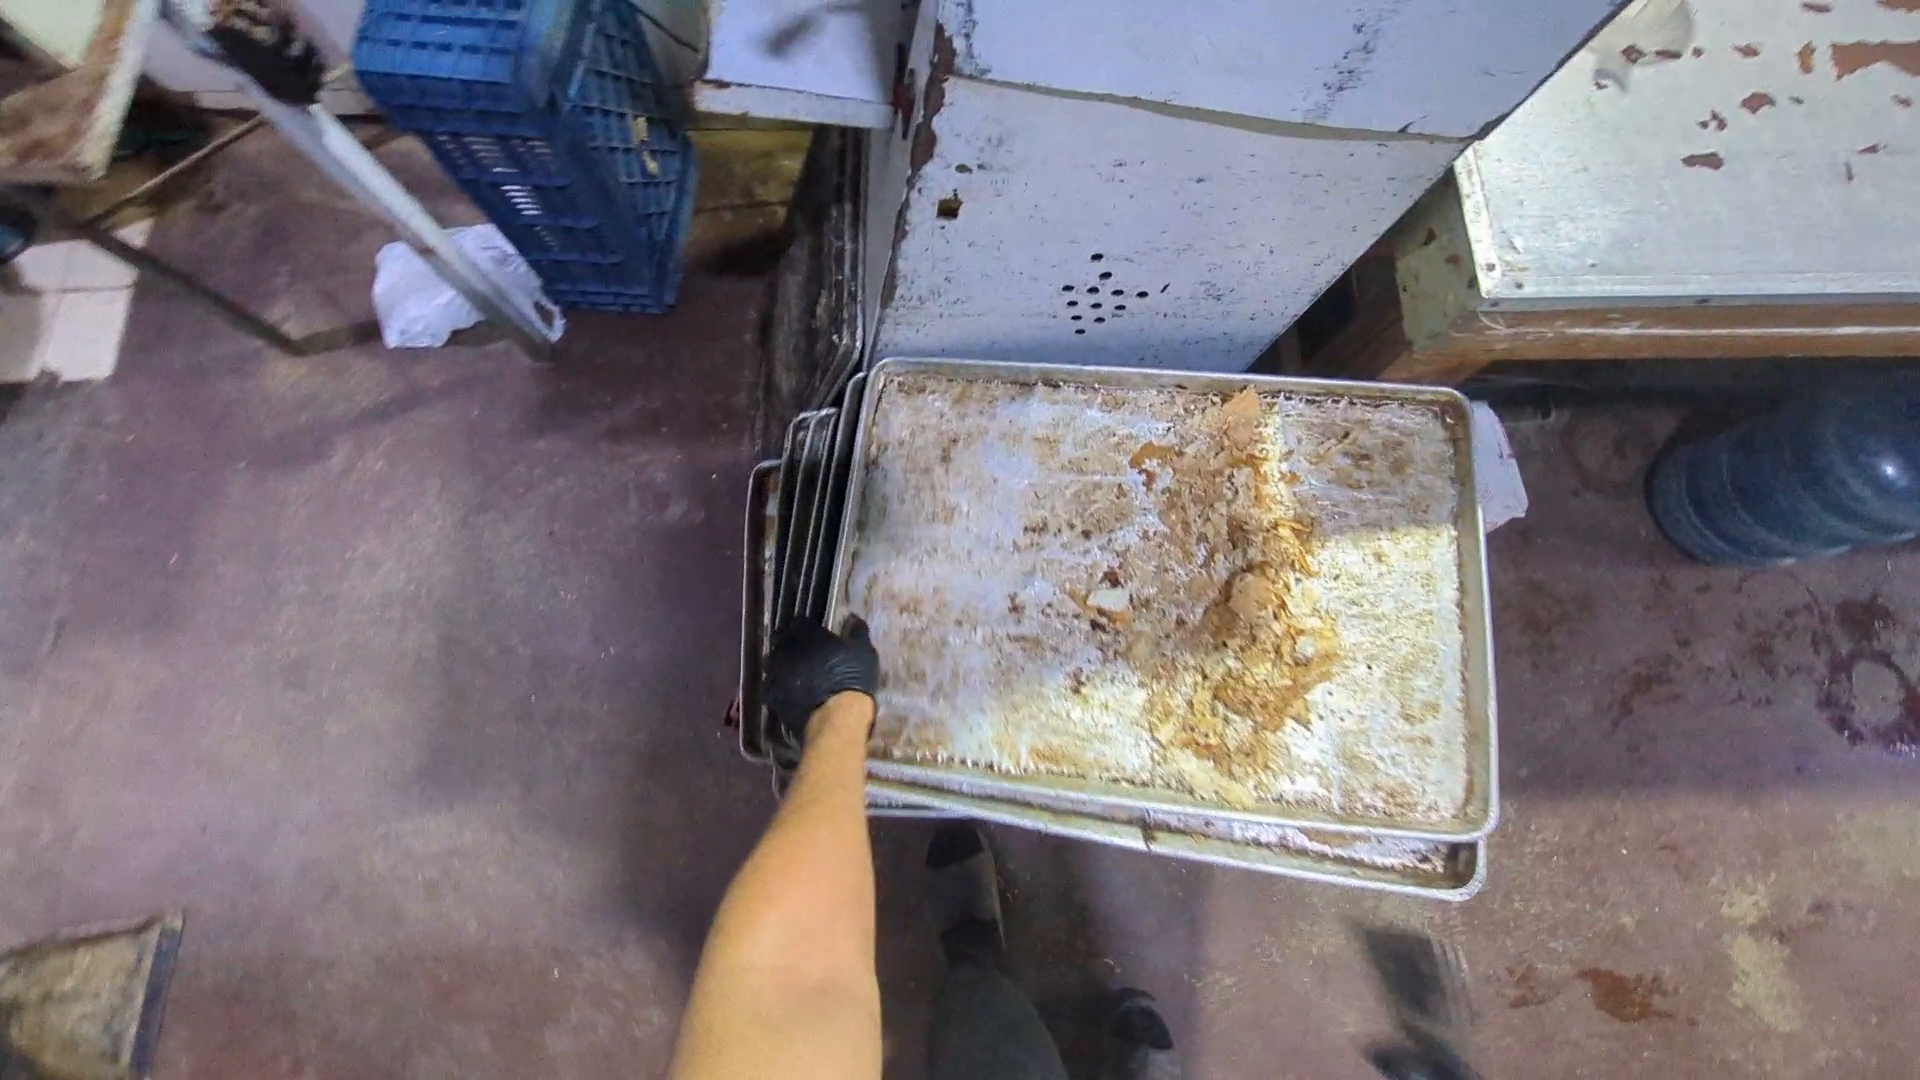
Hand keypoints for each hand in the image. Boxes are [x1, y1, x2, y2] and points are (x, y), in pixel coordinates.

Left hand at [764, 616, 879, 749]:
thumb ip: (857, 633)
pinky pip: (771, 687)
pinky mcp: (773, 697)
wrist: (836, 717)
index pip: (799, 622)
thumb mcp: (863, 652)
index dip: (805, 626)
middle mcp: (786, 651)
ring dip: (780, 664)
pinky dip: (777, 686)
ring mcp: (777, 674)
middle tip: (800, 650)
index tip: (811, 630)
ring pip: (772, 663)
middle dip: (787, 643)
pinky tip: (787, 691)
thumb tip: (853, 619)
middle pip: (780, 641)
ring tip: (791, 670)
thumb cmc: (852, 679)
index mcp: (807, 635)